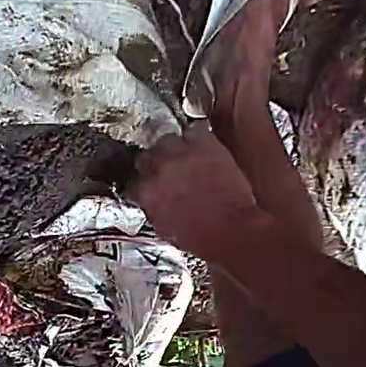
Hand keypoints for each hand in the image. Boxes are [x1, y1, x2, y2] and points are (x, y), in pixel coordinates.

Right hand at [128, 122, 265, 260]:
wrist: (231, 231)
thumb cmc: (202, 236)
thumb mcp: (165, 229)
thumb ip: (152, 208)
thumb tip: (151, 201)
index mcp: (147, 193)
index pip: (134, 181)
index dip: (144, 182)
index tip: (150, 184)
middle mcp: (159, 169)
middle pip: (147, 156)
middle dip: (155, 164)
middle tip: (168, 171)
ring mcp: (181, 154)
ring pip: (167, 140)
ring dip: (173, 148)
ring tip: (184, 158)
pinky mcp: (204, 144)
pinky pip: (194, 130)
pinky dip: (197, 137)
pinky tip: (202, 148)